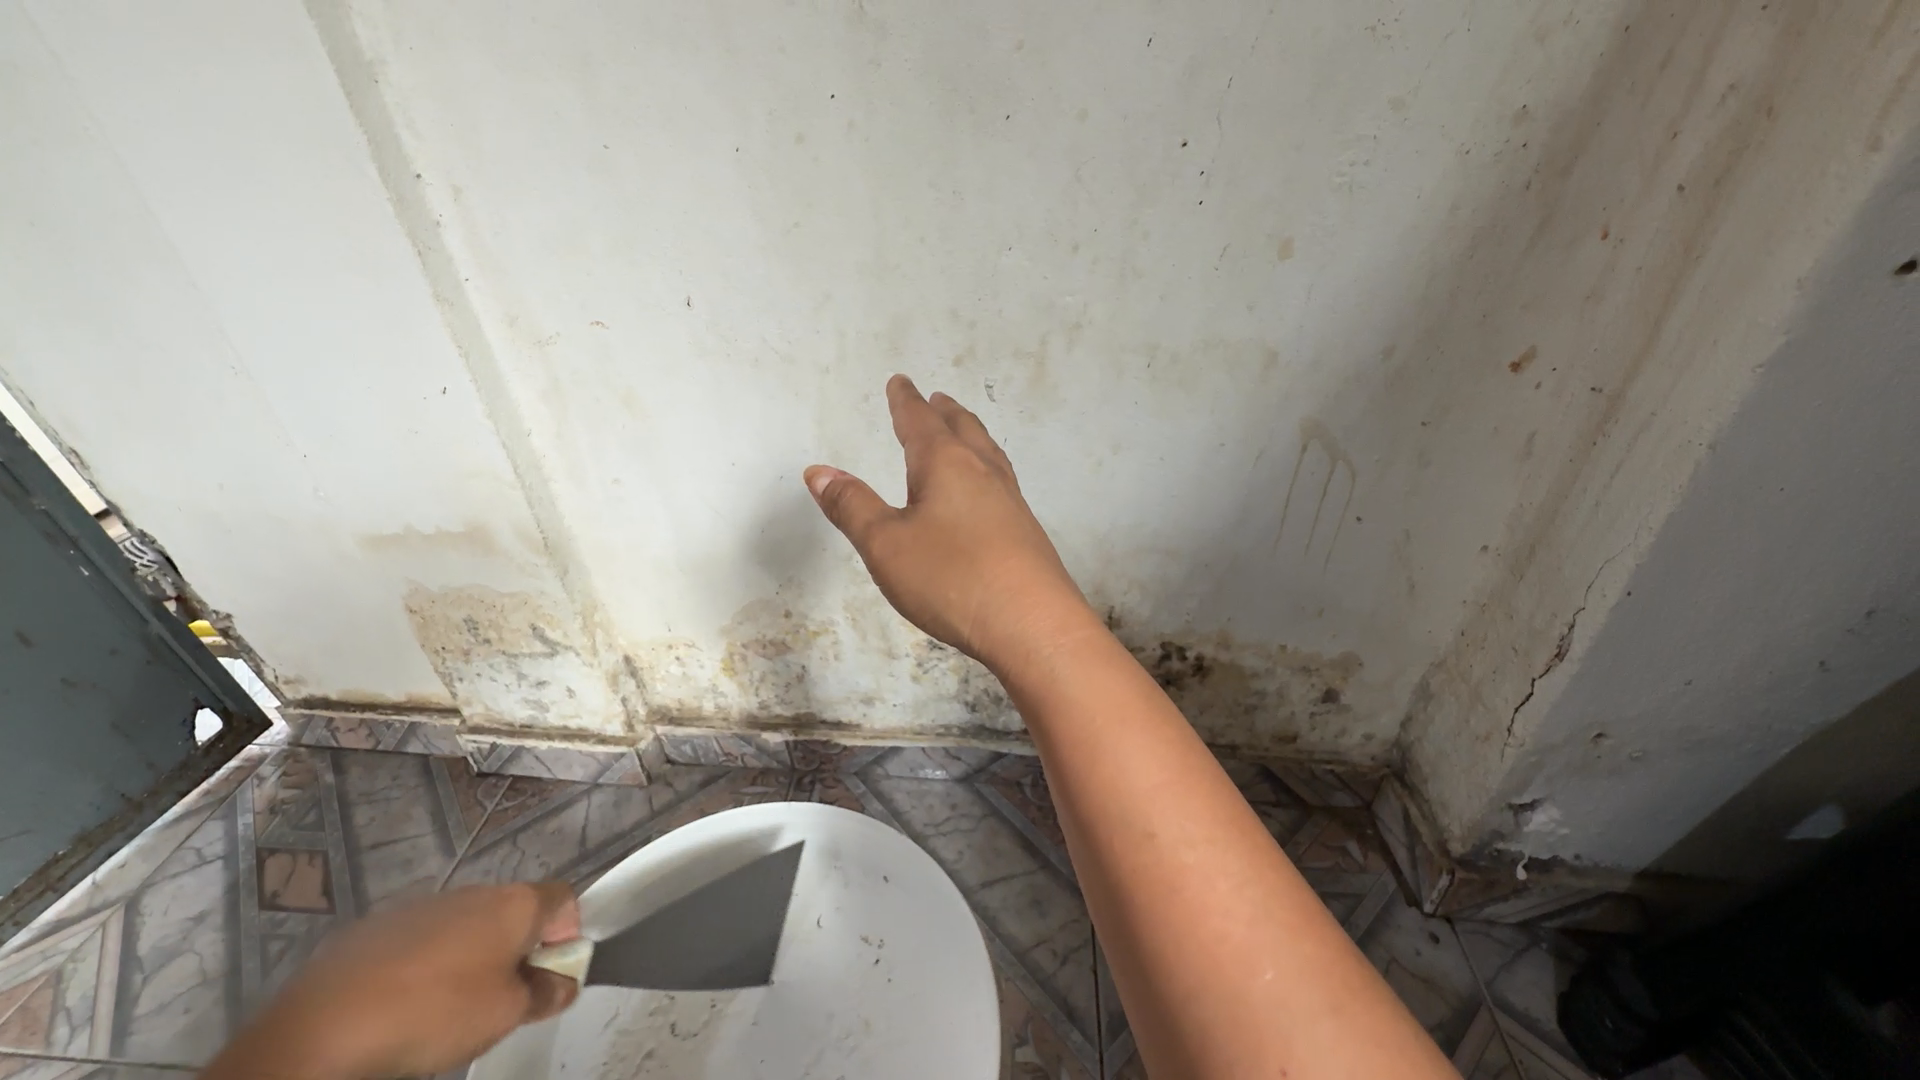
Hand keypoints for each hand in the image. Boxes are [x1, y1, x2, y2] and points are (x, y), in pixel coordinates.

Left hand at [205, 883, 580, 1079]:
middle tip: (503, 1000)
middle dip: (517, 950)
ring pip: (464, 926)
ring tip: (447, 1008)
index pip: (565, 899)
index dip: (567, 935)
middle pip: (513, 912)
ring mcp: (420, 906)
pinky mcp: (373, 928)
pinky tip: (401, 1006)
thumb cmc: (434, 1015)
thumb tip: (561, 982)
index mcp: (514, 904)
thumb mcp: (506, 1016)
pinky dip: (422, 965)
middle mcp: (473, 892)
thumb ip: (545, 994)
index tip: (550, 976)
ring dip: (469, 957)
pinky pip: (418, 941)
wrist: (320, 1032)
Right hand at [805, 375, 1095, 673]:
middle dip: (944, 414)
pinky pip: (1001, 483)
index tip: (900, 382)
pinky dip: (986, 470)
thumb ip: (852, 506)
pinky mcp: (1026, 533)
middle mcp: (983, 473)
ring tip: (963, 434)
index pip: (920, 422)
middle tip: (936, 400)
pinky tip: (986, 494)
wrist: (1032, 625)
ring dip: (971, 437)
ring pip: (989, 455)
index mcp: (946, 465)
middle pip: (963, 430)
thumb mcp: (885, 545)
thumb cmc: (950, 578)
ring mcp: (1011, 503)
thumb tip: (819, 470)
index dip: (905, 402)